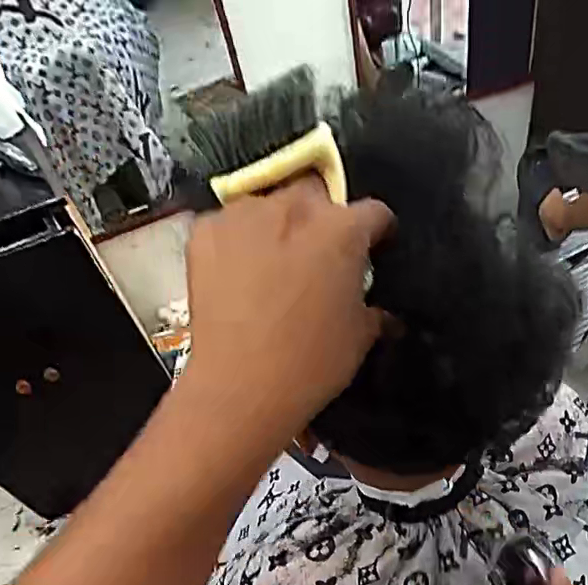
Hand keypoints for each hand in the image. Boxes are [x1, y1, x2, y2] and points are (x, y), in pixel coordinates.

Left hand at [176, 177, 394, 437]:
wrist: (242, 385)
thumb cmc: (313, 363)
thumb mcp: (360, 339)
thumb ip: (374, 312)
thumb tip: (383, 314)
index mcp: (341, 231)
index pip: (374, 212)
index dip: (379, 231)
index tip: (377, 250)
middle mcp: (292, 207)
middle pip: (317, 195)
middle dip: (325, 219)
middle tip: (324, 259)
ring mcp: (242, 215)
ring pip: (271, 205)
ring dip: (281, 227)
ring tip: (280, 267)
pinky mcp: (204, 232)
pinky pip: (232, 225)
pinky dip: (242, 242)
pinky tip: (244, 277)